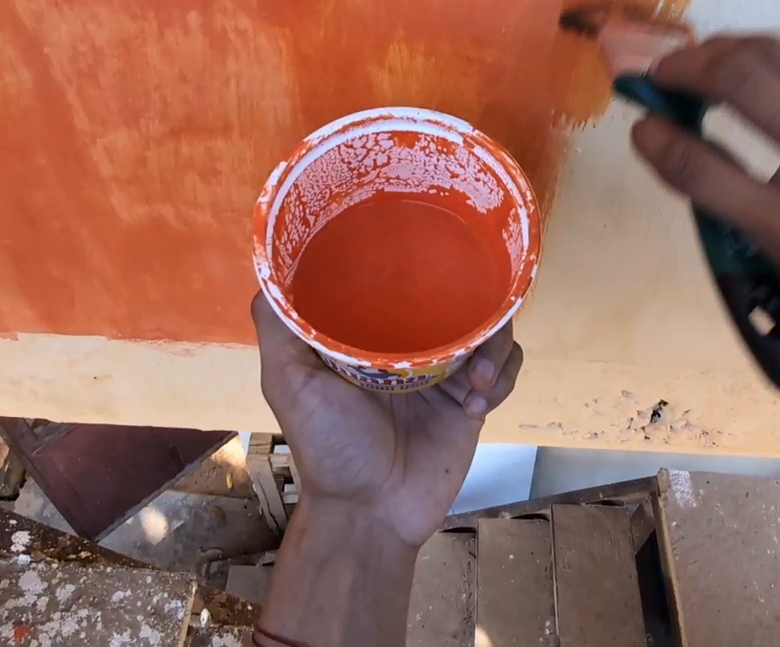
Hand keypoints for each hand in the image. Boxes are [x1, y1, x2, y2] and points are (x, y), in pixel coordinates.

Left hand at [251, 292, 523, 547]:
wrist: (370, 515)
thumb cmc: (328, 447)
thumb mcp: (290, 382)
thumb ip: (279, 330)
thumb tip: (274, 271)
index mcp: (376, 335)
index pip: (408, 283)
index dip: (423, 268)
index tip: (431, 262)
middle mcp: (414, 347)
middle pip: (458, 301)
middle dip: (473, 307)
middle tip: (469, 324)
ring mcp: (446, 374)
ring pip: (490, 332)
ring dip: (495, 348)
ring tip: (476, 380)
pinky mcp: (472, 402)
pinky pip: (505, 372)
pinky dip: (502, 380)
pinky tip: (476, 406)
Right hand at [629, 35, 779, 371]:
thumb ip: (732, 213)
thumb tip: (673, 138)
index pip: (706, 172)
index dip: (659, 140)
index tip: (638, 124)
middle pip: (744, 82)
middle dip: (686, 66)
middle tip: (660, 73)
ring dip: (724, 51)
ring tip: (701, 62)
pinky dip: (773, 61)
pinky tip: (758, 72)